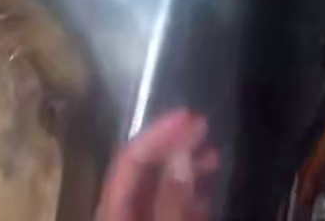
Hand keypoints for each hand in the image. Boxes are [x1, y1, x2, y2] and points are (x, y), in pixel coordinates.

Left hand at [95, 110, 219, 220]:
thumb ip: (170, 199)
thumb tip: (183, 153)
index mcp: (110, 209)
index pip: (131, 157)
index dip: (158, 132)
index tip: (188, 114)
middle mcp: (116, 211)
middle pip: (143, 170)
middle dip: (174, 146)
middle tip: (204, 127)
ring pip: (155, 190)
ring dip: (185, 172)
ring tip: (214, 157)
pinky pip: (161, 212)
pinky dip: (183, 201)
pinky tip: (206, 196)